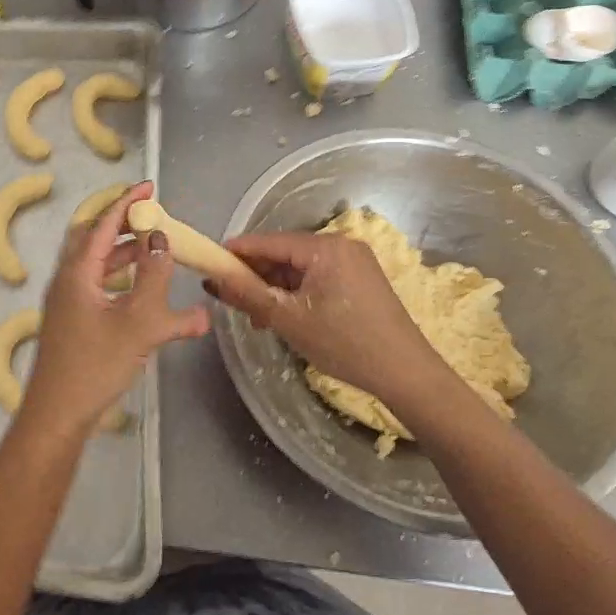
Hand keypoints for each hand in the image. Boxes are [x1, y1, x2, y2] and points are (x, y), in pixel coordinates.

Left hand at [22, 182, 209, 438]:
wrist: (58, 413)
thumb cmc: (96, 365)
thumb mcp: (137, 321)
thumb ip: (154, 278)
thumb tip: (161, 239)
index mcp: (77, 272)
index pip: (102, 224)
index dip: (126, 203)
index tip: (149, 187)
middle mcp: (67, 281)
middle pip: (92, 239)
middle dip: (121, 225)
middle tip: (150, 218)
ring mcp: (67, 303)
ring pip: (96, 266)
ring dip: (125, 255)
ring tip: (155, 252)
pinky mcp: (72, 323)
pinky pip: (98, 289)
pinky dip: (122, 282)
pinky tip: (143, 295)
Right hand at [205, 232, 449, 405]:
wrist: (406, 373)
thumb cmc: (344, 343)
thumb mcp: (288, 319)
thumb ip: (247, 295)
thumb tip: (211, 280)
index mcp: (325, 247)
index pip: (268, 241)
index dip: (236, 253)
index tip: (209, 265)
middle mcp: (341, 245)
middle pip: (284, 253)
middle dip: (256, 275)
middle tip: (232, 300)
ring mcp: (355, 262)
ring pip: (300, 268)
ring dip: (276, 288)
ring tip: (259, 318)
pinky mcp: (361, 280)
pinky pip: (317, 278)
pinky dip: (297, 294)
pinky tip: (286, 317)